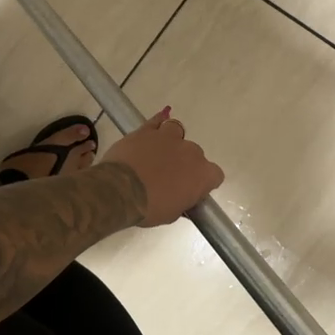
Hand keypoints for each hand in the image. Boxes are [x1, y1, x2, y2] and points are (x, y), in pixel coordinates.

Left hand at [100, 108, 224, 225]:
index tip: (190, 189)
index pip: (214, 175)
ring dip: (171, 140)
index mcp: (203, 174)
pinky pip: (157, 121)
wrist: (120, 190)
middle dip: (184, 163)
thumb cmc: (150, 208)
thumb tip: (182, 198)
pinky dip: (157, 124)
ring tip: (159, 152)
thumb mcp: (172, 214)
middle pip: (194, 154)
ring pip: (177, 131)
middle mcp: (191, 151)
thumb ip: (183, 201)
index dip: (202, 182)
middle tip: (167, 175)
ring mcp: (168, 137)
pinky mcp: (147, 130)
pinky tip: (154, 128)